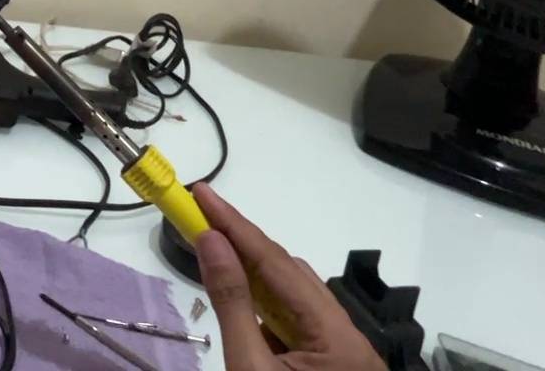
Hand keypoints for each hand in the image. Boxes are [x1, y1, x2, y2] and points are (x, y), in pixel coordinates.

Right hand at [192, 183, 385, 370]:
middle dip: (241, 243)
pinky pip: (295, 319)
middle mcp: (348, 337)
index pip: (276, 263)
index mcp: (337, 337)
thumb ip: (231, 304)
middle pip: (288, 272)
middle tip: (196, 218)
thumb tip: (209, 239)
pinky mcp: (331, 365)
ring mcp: (342, 353)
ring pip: (292, 293)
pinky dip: (264, 302)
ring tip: (212, 252)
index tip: (200, 191)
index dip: (234, 224)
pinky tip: (240, 304)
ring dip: (252, 271)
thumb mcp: (249, 370)